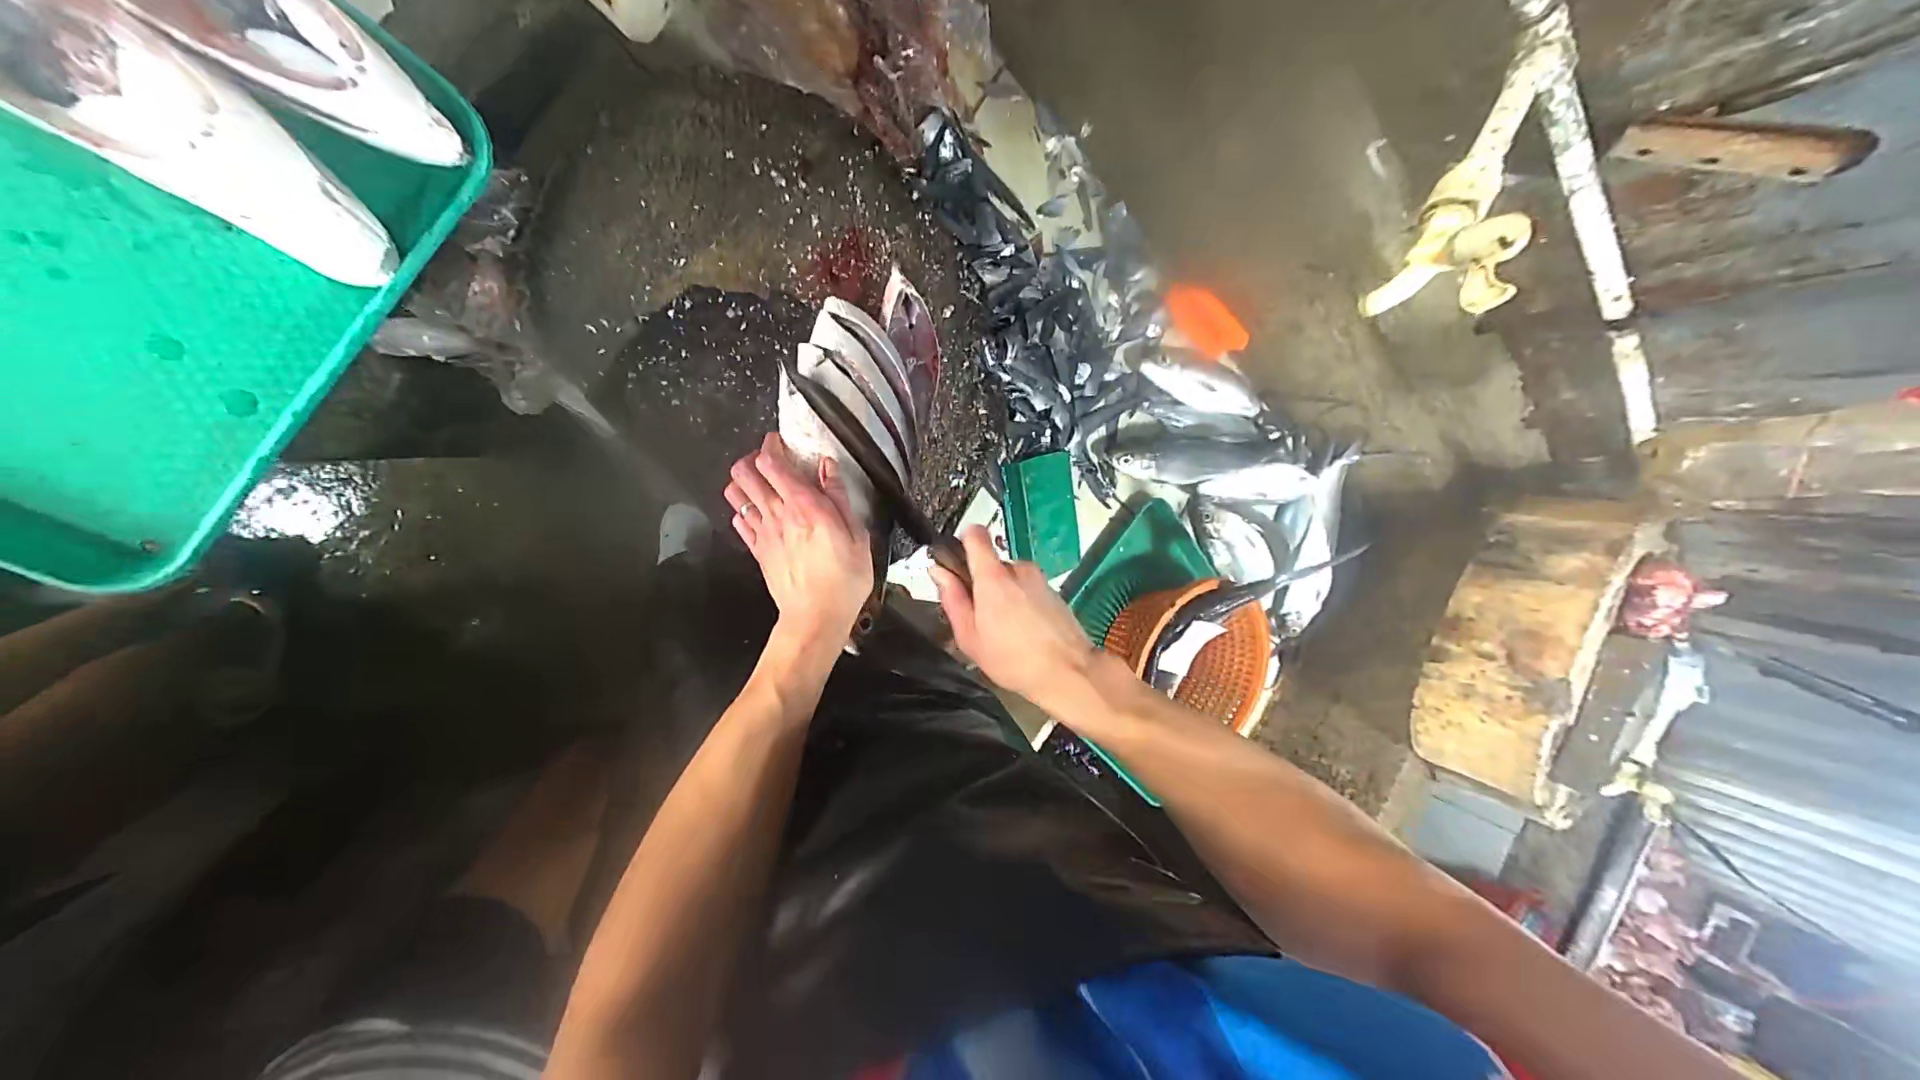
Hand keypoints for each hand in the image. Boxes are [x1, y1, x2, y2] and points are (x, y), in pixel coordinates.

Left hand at [724, 434, 873, 642]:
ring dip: (744, 482)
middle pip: (744, 473)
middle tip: (770, 460)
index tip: (780, 442)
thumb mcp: (856, 535)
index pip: (772, 463)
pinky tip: (759, 513)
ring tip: (762, 483)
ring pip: (736, 494)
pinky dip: (744, 510)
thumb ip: (839, 496)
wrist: (816, 617)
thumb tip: (828, 467)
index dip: (771, 446)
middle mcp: (777, 515)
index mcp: (804, 506)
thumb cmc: (843, 579)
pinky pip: (739, 521)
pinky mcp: (757, 551)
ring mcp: (763, 533)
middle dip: (753, 459)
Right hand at [932, 526, 1097, 707]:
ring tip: (1003, 629)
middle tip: (980, 617)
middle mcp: (1019, 570)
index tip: (957, 564)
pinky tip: (1023, 632)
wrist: (1069, 672)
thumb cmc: (1014, 659)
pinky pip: (1028, 590)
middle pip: (992, 563)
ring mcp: (1039, 579)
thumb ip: (953, 599)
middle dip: (983, 584)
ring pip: (1011, 578)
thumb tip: (940, 573)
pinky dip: (1022, 604)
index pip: (975, 535)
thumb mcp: (970, 636)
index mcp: (993, 577)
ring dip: (1004, 596)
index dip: (962, 544)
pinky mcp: (1053, 592)